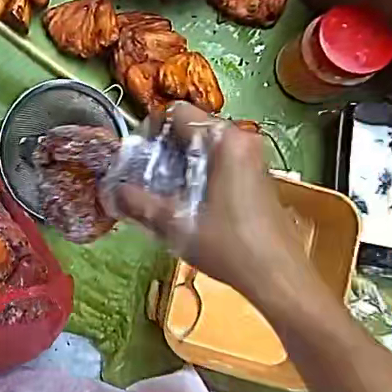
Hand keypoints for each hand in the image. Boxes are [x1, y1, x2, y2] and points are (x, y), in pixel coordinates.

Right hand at [111, 104, 327, 314]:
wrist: (278, 278)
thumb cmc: (228, 245)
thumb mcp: (174, 223)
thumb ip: (138, 202)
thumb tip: (112, 191)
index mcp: (223, 140)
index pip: (176, 112)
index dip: (148, 130)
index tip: (136, 157)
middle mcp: (241, 139)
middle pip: (189, 128)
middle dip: (161, 150)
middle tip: (143, 178)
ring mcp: (252, 157)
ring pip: (203, 146)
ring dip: (178, 163)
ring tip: (161, 192)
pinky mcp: (256, 175)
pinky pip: (218, 159)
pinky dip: (197, 172)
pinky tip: (186, 201)